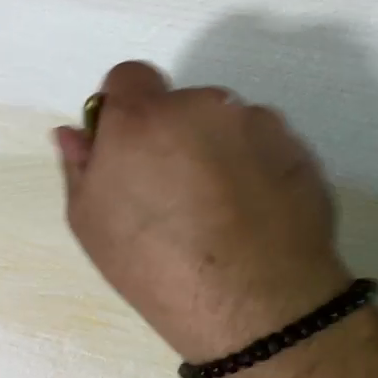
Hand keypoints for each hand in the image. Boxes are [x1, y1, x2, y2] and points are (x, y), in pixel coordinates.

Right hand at [55, 61, 353, 363]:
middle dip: (166, 131)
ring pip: (220, 123)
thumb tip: (76, 133)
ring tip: (208, 204)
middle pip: (176, 102)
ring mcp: (258, 125)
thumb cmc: (149, 259)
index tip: (120, 146)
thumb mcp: (88, 216)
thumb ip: (81, 164)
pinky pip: (258, 145)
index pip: (127, 76)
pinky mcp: (301, 150)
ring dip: (209, 147)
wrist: (254, 302)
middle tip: (161, 185)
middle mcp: (203, 106)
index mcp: (143, 117)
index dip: (120, 107)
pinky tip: (242, 212)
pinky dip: (247, 166)